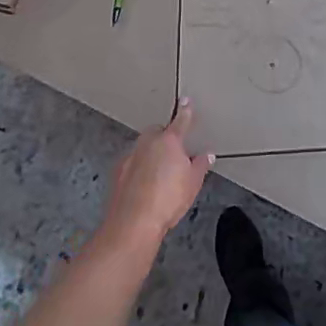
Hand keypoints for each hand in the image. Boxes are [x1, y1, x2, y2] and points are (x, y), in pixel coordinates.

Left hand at [100, 97, 213, 248]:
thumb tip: (207, 156)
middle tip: (174, 155)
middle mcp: (148, 143)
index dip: (185, 110)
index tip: (185, 101)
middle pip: (157, 132)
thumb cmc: (166, 201)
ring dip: (150, 155)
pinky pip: (132, 164)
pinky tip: (144, 186)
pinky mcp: (118, 172)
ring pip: (143, 148)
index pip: (180, 120)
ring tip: (159, 176)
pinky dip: (138, 169)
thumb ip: (201, 165)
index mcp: (169, 141)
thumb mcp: (193, 183)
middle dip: (164, 139)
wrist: (133, 224)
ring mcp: (131, 157)